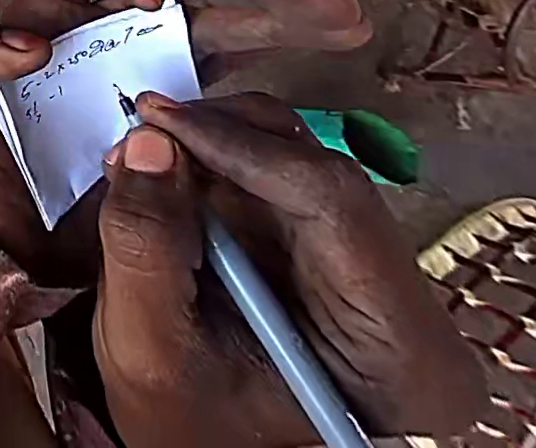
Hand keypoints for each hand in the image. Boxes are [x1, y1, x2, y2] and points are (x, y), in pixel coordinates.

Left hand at [2, 0, 369, 74]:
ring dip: (274, 17)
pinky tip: (306, 67)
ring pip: (213, 30)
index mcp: (48, 14)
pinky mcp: (164, 135)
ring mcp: (139, 82)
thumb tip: (33, 44)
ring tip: (338, 15)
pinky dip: (262, 76)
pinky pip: (218, 95)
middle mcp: (101, 37)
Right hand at [92, 93, 482, 446]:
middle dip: (215, 134)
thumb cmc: (185, 420)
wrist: (196, 441)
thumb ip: (143, 244)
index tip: (152, 119)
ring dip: (205, 137)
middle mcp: (394, 293)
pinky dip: (203, 152)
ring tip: (141, 155)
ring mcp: (355, 260)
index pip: (331, 200)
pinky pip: (262, 164)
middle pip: (314, 165)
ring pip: (289, 151)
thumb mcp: (145, 343)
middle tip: (138, 129)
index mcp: (397, 347)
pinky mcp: (311, 239)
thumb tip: (147, 141)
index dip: (237, 145)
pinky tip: (161, 169)